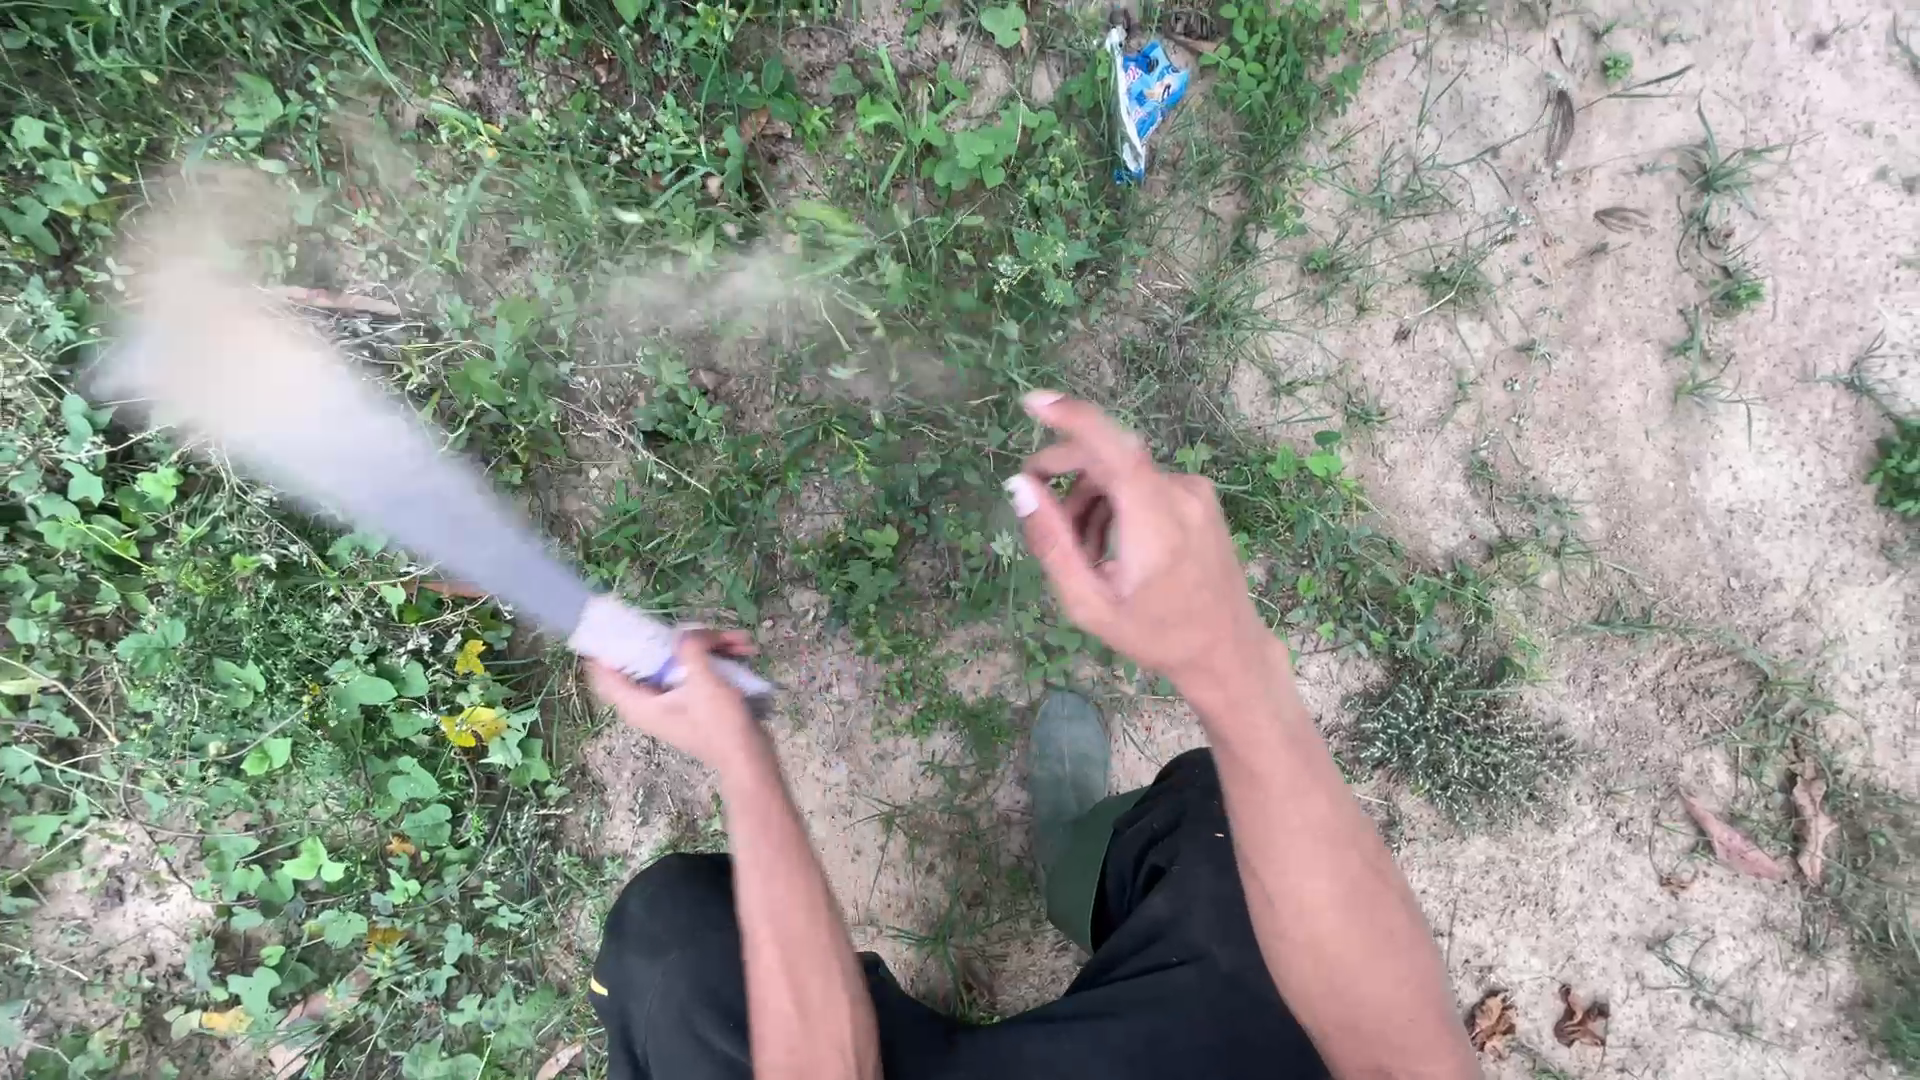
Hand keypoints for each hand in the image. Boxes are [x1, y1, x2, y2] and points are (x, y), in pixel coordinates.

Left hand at [585, 630, 768, 777]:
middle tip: (703, 629)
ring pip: (682, 661)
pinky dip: (719, 660)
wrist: (749, 757)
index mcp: (639, 704)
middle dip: (681, 639)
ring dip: (711, 647)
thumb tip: (687, 633)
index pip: (604, 674)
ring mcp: (674, 701)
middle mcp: (651, 702)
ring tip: (739, 640)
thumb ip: (690, 649)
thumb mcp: (703, 681)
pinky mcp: (695, 701)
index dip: (606, 648)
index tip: (619, 623)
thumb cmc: (719, 724)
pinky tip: (745, 651)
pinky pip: (699, 671)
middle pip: (652, 659)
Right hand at [1006, 391, 1273, 691]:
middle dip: (1064, 473)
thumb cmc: (1154, 635)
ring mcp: (1195, 492)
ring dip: (1089, 499)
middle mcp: (1180, 494)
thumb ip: (1052, 544)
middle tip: (1036, 508)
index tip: (1033, 402)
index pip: (1114, 450)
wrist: (1226, 649)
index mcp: (1156, 524)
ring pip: (1122, 472)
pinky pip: (1142, 483)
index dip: (1073, 419)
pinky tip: (1110, 545)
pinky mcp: (1199, 495)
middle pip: (1108, 457)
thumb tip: (1020, 487)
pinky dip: (1115, 503)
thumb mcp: (1089, 605)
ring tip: (1083, 553)